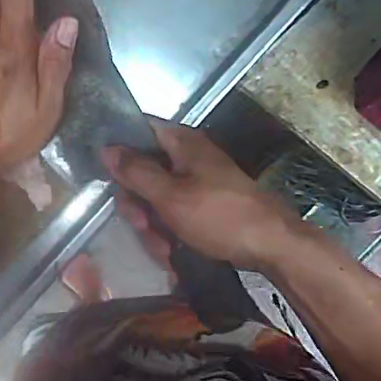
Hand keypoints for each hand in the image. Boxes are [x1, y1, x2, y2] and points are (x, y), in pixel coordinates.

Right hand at [103, 119, 306, 269]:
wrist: (273, 248)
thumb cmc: (220, 216)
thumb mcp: (169, 195)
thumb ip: (134, 171)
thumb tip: (106, 148)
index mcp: (182, 143)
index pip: (139, 129)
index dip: (119, 149)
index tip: (108, 176)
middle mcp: (189, 157)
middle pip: (143, 170)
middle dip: (136, 202)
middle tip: (141, 223)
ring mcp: (197, 181)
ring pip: (154, 196)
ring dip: (151, 224)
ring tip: (162, 246)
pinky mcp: (203, 205)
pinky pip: (172, 212)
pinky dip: (168, 231)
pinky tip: (171, 251)